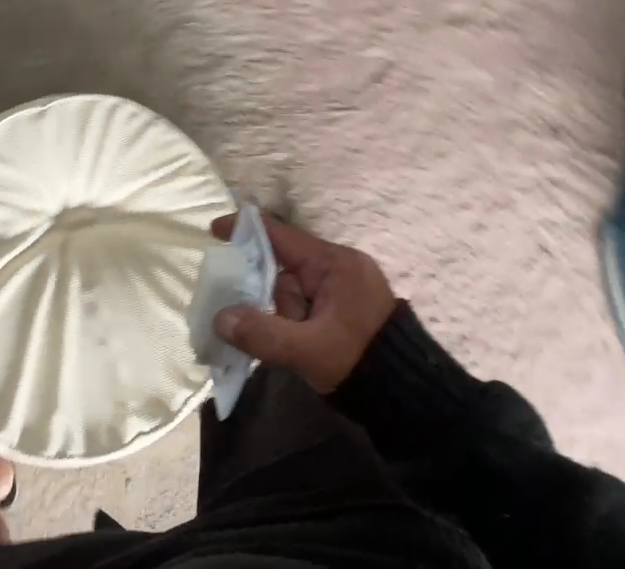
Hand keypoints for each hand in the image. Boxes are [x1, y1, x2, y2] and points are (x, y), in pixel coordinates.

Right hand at [209, 213, 397, 392]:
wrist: (410, 395)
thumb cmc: (360, 362)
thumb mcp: (308, 350)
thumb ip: (262, 333)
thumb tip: (219, 318)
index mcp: (333, 263)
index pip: (281, 234)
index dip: (245, 230)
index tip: (214, 231)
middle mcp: (339, 266)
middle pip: (282, 265)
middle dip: (264, 291)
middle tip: (248, 315)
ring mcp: (344, 286)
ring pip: (293, 288)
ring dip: (280, 312)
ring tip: (287, 344)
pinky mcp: (346, 307)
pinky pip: (306, 302)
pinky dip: (290, 318)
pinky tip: (287, 340)